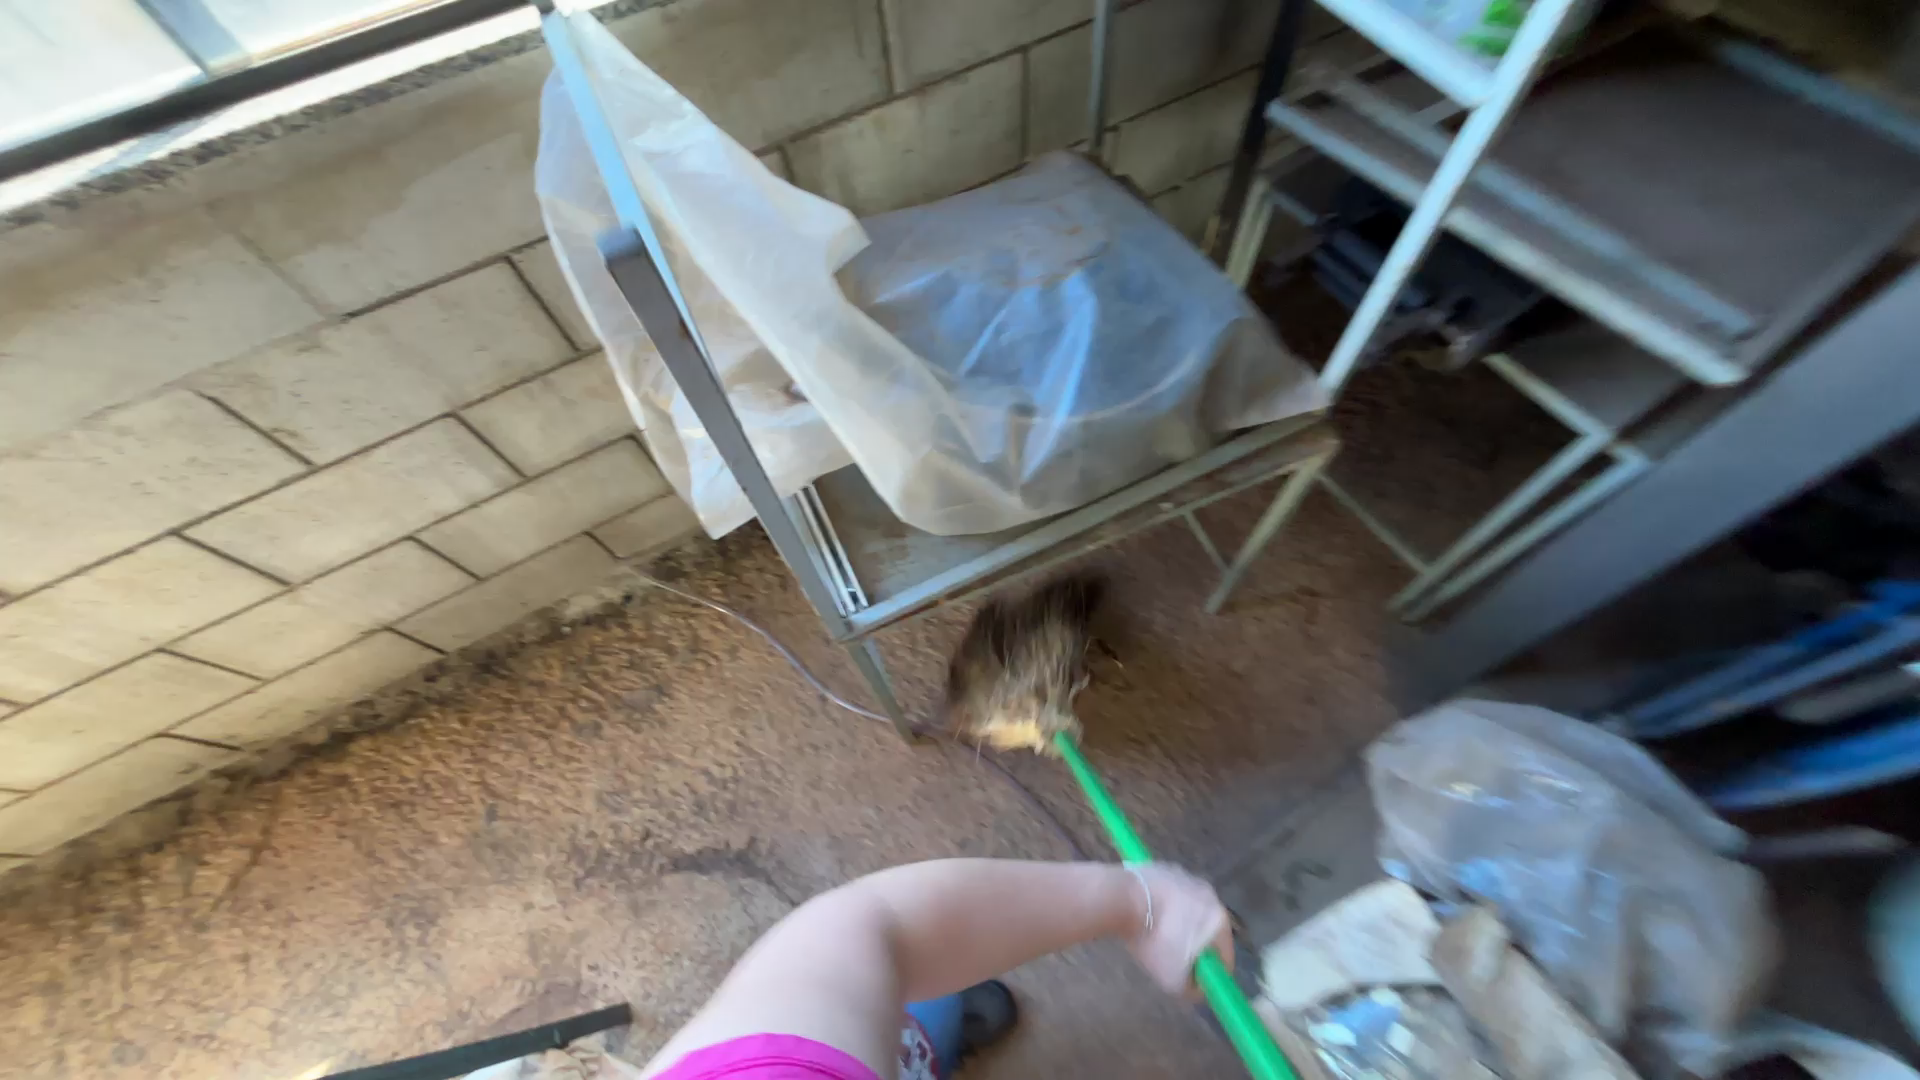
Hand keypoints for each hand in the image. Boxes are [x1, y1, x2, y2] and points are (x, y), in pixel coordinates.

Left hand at [1121, 863, 1233, 996]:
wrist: (1122, 899)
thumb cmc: (1155, 942)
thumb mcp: (1176, 982)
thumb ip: (1195, 989)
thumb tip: (1198, 985)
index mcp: (1220, 921)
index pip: (1224, 955)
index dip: (1211, 972)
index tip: (1195, 979)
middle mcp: (1210, 894)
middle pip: (1208, 928)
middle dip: (1194, 943)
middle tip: (1173, 956)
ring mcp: (1186, 876)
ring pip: (1188, 909)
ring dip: (1178, 921)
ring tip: (1156, 934)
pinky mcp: (1165, 866)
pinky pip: (1170, 894)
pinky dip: (1163, 904)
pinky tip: (1147, 914)